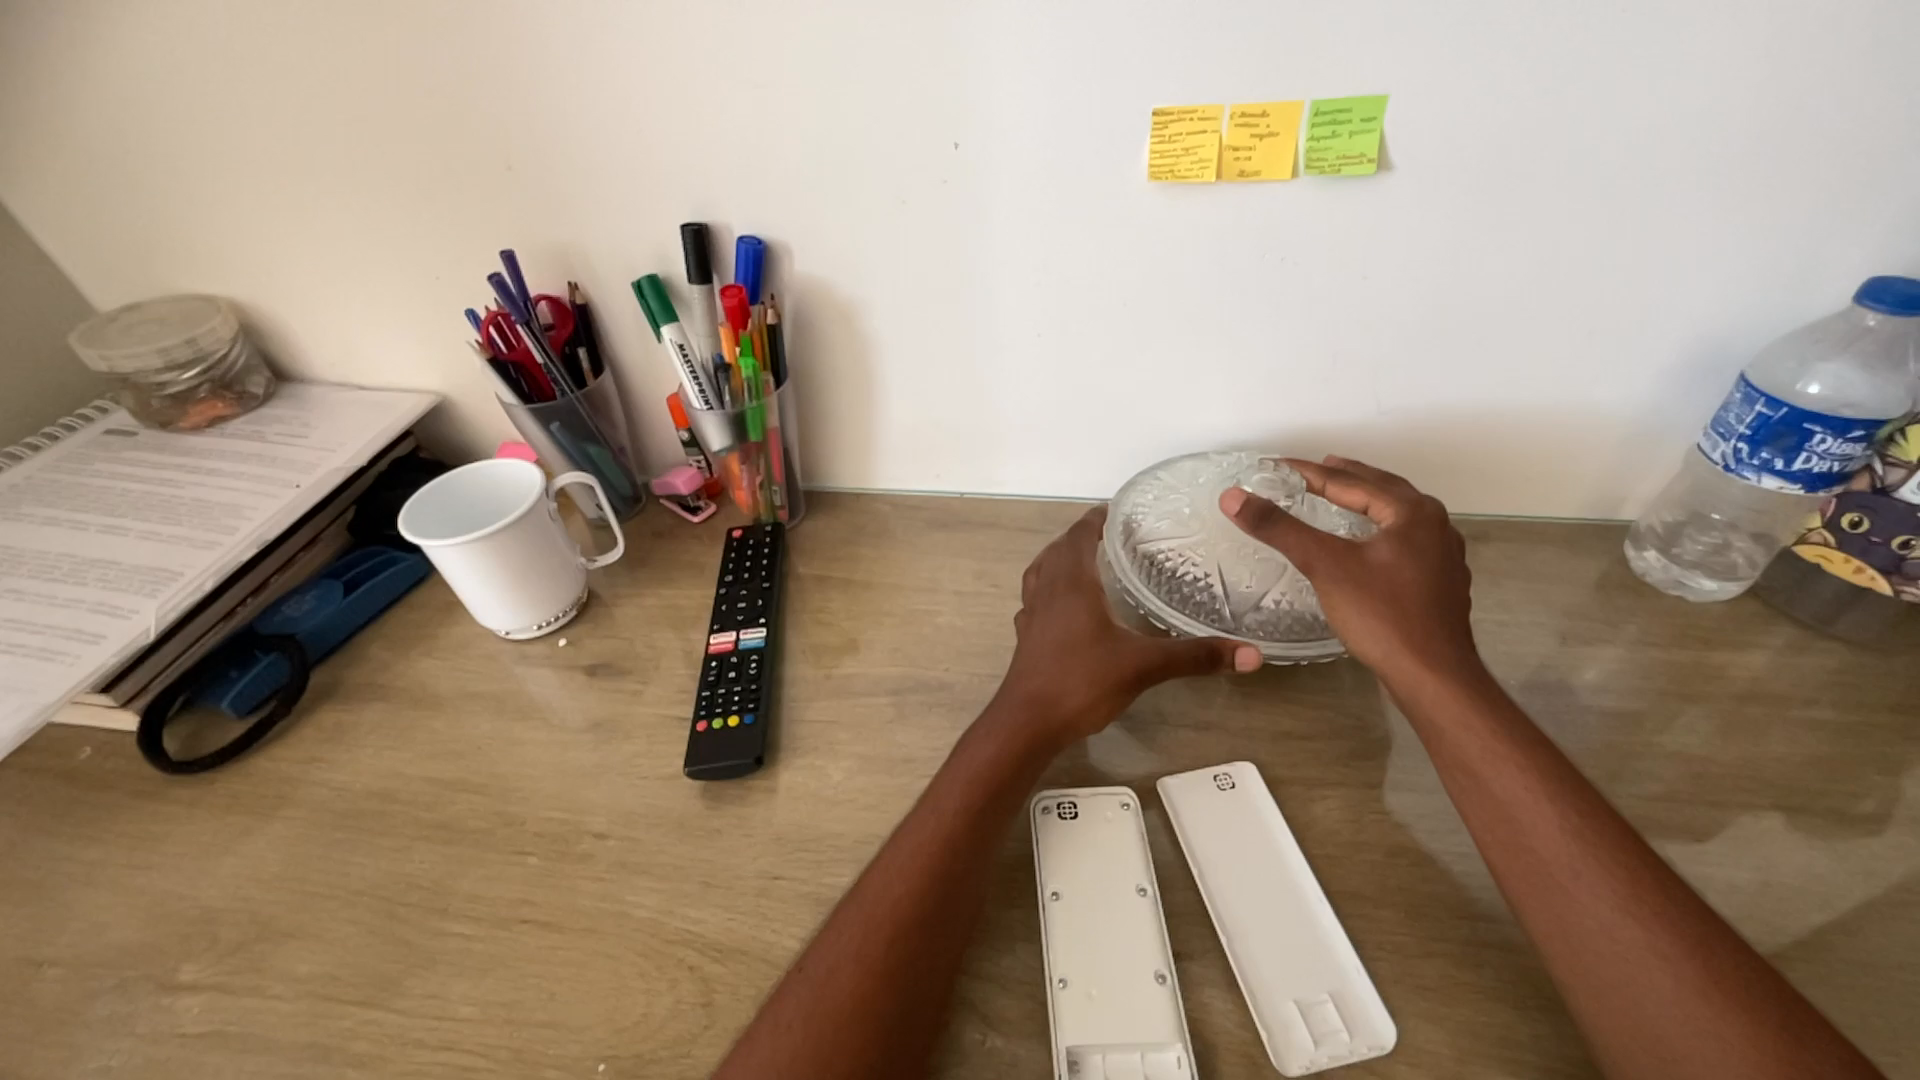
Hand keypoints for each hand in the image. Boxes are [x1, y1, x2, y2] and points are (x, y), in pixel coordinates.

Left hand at [992, 506, 1261, 743]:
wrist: (1028, 723)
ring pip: (1041, 573)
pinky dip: (1049, 591)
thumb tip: (1251, 654)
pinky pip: (1035, 600)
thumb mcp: (1143, 666)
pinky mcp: (1026, 637)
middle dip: (1081, 537)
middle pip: (1059, 550)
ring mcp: (1031, 614)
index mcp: (1072, 583)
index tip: (1118, 510)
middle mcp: (1047, 590)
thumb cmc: (1081, 682)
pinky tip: (1063, 607)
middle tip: (1111, 534)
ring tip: (1084, 561)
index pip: (1080, 535)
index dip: (1096, 519)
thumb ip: (1195, 656)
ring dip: (1059, 560)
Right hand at [1219, 456, 1479, 686]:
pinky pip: (1407, 541)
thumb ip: (1279, 528)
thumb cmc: (1381, 615)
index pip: (1351, 482)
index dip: (1310, 472)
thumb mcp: (1324, 565)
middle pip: (1385, 490)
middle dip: (1350, 478)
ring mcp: (1443, 556)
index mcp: (1412, 512)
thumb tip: (1233, 497)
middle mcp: (1435, 526)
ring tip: (1346, 498)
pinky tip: (1371, 545)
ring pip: (1400, 516)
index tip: (1278, 466)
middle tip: (1321, 468)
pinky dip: (1383, 530)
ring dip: (1370, 502)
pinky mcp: (1441, 584)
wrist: (1432, 674)